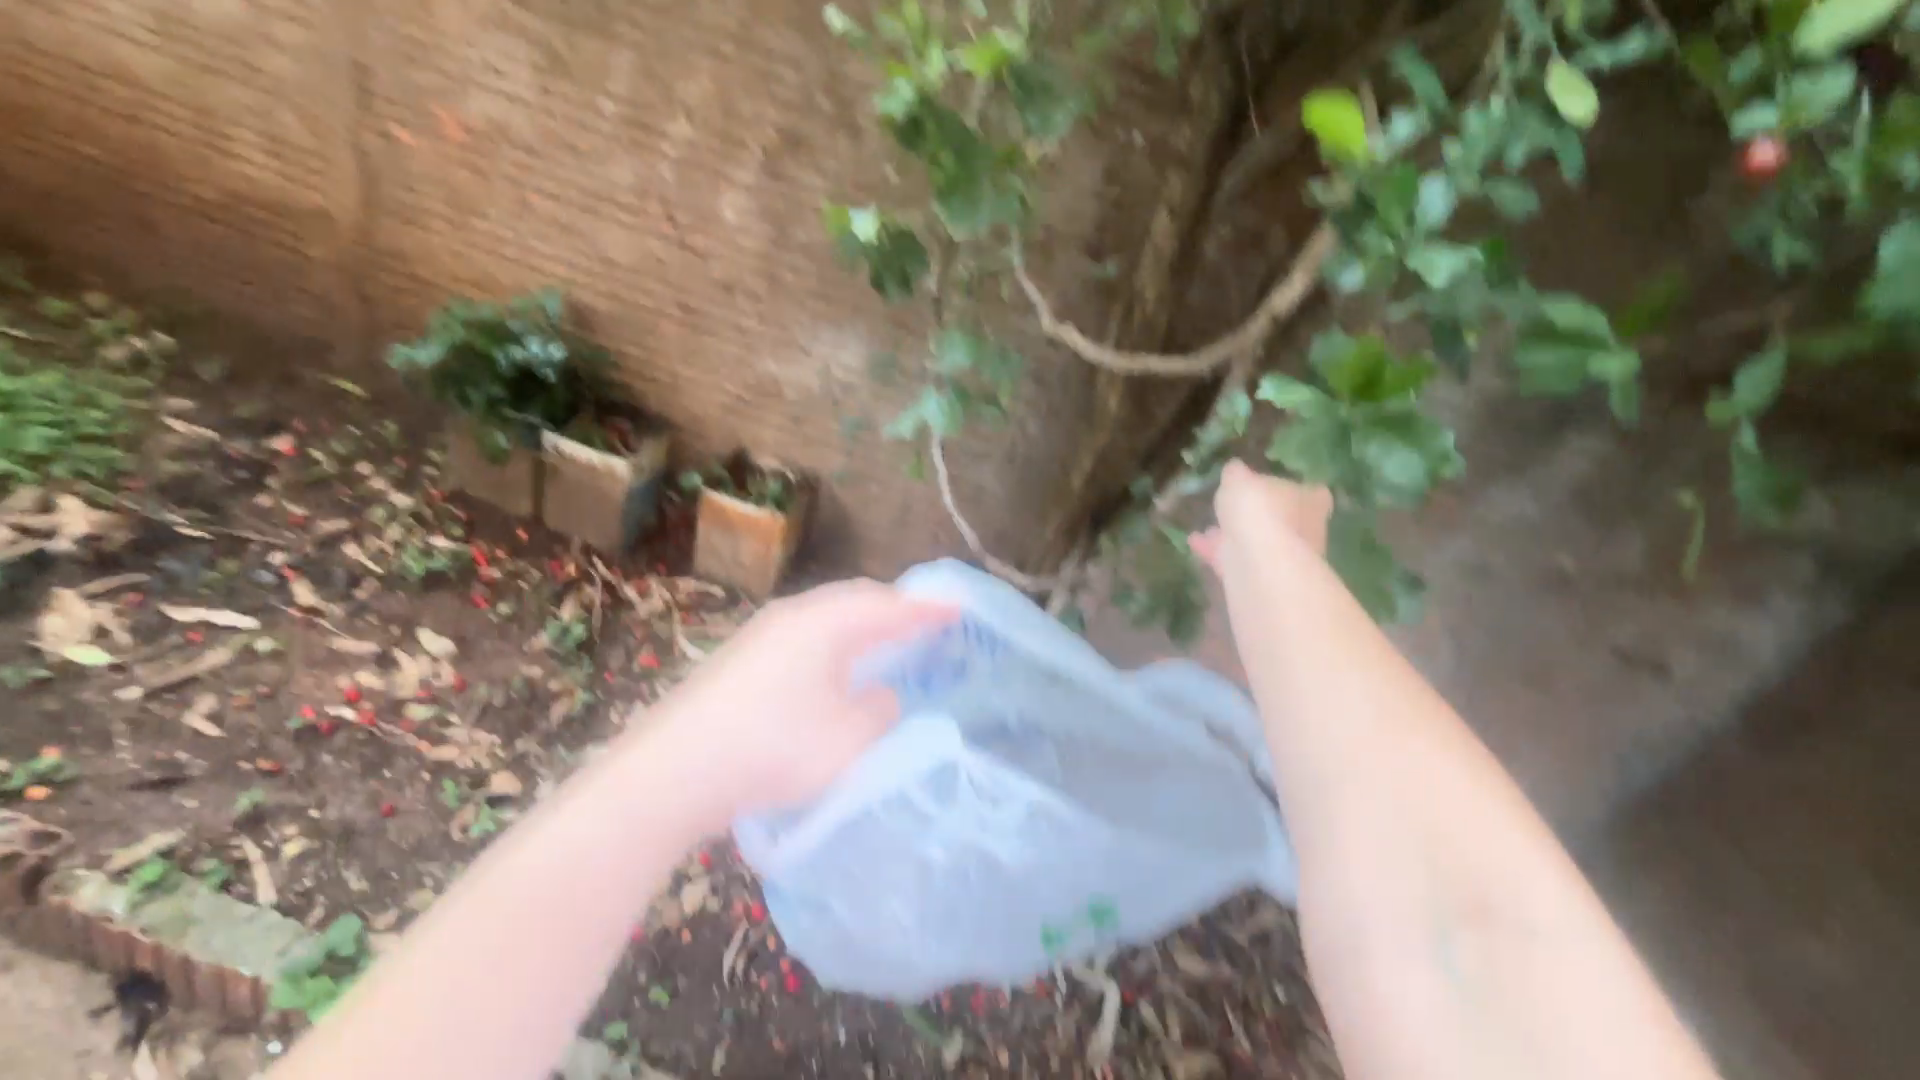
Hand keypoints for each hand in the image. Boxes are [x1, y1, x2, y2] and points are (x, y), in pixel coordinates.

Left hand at [645, 579, 957, 817]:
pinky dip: (831, 645)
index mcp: (825, 622)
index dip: (928, 610)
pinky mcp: (738, 661)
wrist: (673, 771)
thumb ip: (878, 711)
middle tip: (924, 620)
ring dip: (859, 627)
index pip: (890, 606)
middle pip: (853, 600)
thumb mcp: (849, 740)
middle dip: (892, 609)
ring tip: (884, 640)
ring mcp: (759, 635)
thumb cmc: (774, 748)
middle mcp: (791, 615)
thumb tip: (878, 694)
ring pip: (823, 618)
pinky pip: (802, 638)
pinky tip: (832, 669)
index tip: (960, 609)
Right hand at [1189, 460, 1332, 577]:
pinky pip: (1239, 562)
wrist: (1259, 563)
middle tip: (1231, 510)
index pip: (1312, 492)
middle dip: (1257, 517)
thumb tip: (1235, 469)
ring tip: (1207, 530)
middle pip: (1283, 521)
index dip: (1292, 489)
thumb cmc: (1259, 510)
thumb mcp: (1239, 480)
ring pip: (1259, 544)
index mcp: (1310, 501)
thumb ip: (1236, 474)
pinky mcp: (1265, 580)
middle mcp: (1306, 531)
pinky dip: (1219, 553)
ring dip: (1234, 537)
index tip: (1271, 488)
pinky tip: (1196, 545)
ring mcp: (1287, 559)